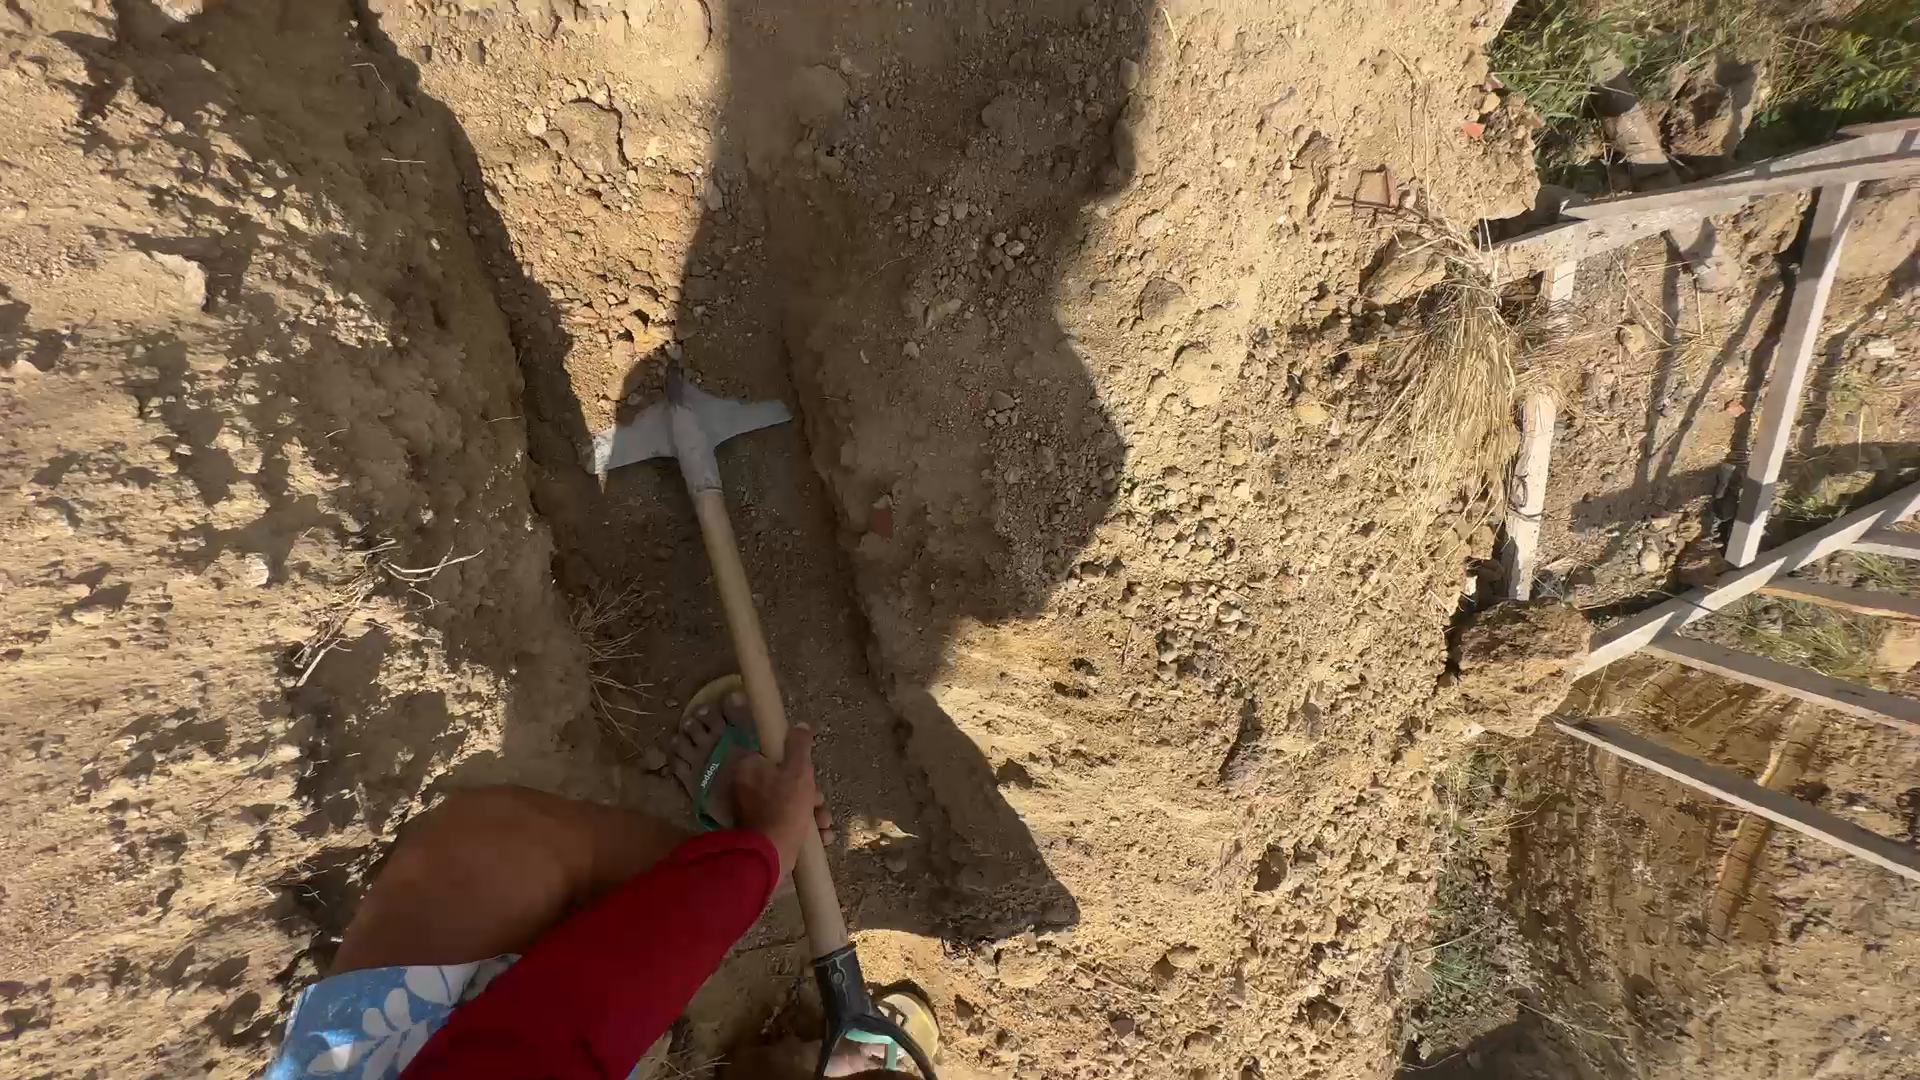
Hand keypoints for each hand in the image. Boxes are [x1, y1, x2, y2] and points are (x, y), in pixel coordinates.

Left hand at [731, 725, 830, 877]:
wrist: (770, 856)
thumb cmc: (784, 807)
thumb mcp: (798, 769)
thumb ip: (800, 745)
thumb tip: (800, 726)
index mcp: (749, 769)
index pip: (774, 756)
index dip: (796, 763)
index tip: (810, 772)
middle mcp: (746, 789)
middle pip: (786, 782)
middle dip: (811, 794)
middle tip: (819, 802)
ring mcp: (753, 814)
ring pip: (790, 805)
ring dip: (813, 813)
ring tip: (824, 825)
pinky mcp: (762, 834)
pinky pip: (787, 824)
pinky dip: (805, 830)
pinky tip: (821, 837)